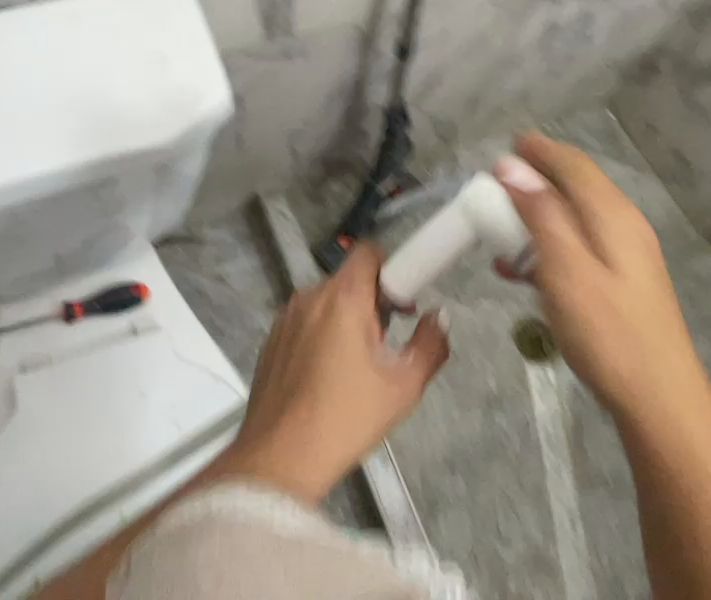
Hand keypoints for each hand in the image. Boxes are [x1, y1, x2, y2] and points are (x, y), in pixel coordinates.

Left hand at [219, 244, 449, 503]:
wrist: (281, 457)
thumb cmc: (347, 418)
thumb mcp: (403, 387)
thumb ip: (430, 344)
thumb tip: (440, 317)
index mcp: (343, 298)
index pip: (369, 252)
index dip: (392, 269)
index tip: (403, 304)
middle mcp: (310, 296)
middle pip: (348, 280)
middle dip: (372, 302)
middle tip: (387, 343)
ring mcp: (285, 317)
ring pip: (326, 302)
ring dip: (346, 319)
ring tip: (357, 367)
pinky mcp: (271, 339)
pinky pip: (305, 322)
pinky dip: (321, 335)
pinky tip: (327, 377)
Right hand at [492, 132, 708, 422]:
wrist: (658, 399)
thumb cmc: (608, 332)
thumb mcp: (566, 269)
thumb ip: (540, 214)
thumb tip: (511, 166)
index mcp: (613, 217)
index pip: (575, 166)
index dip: (541, 151)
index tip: (508, 142)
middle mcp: (623, 227)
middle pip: (576, 189)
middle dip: (536, 180)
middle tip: (494, 184)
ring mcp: (625, 257)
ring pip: (574, 219)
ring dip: (536, 216)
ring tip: (497, 226)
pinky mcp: (620, 284)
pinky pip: (576, 248)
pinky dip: (545, 247)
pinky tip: (518, 270)